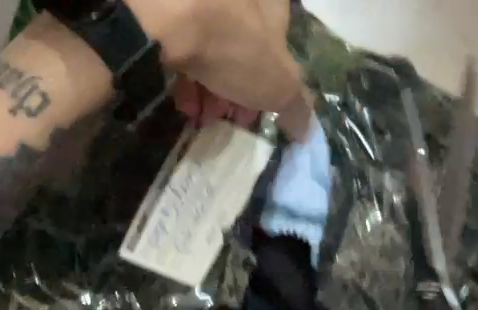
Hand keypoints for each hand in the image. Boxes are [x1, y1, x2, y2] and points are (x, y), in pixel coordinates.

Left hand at [125, 0, 311, 138]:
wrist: (173, 20)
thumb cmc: (237, 47)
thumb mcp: (279, 85)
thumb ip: (296, 106)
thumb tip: (306, 130)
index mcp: (272, 4)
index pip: (279, 45)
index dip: (271, 86)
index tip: (258, 114)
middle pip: (243, 53)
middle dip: (237, 93)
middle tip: (228, 120)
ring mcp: (203, 5)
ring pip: (212, 53)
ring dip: (210, 92)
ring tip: (202, 118)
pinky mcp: (171, 17)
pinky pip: (183, 50)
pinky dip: (186, 80)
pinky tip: (184, 105)